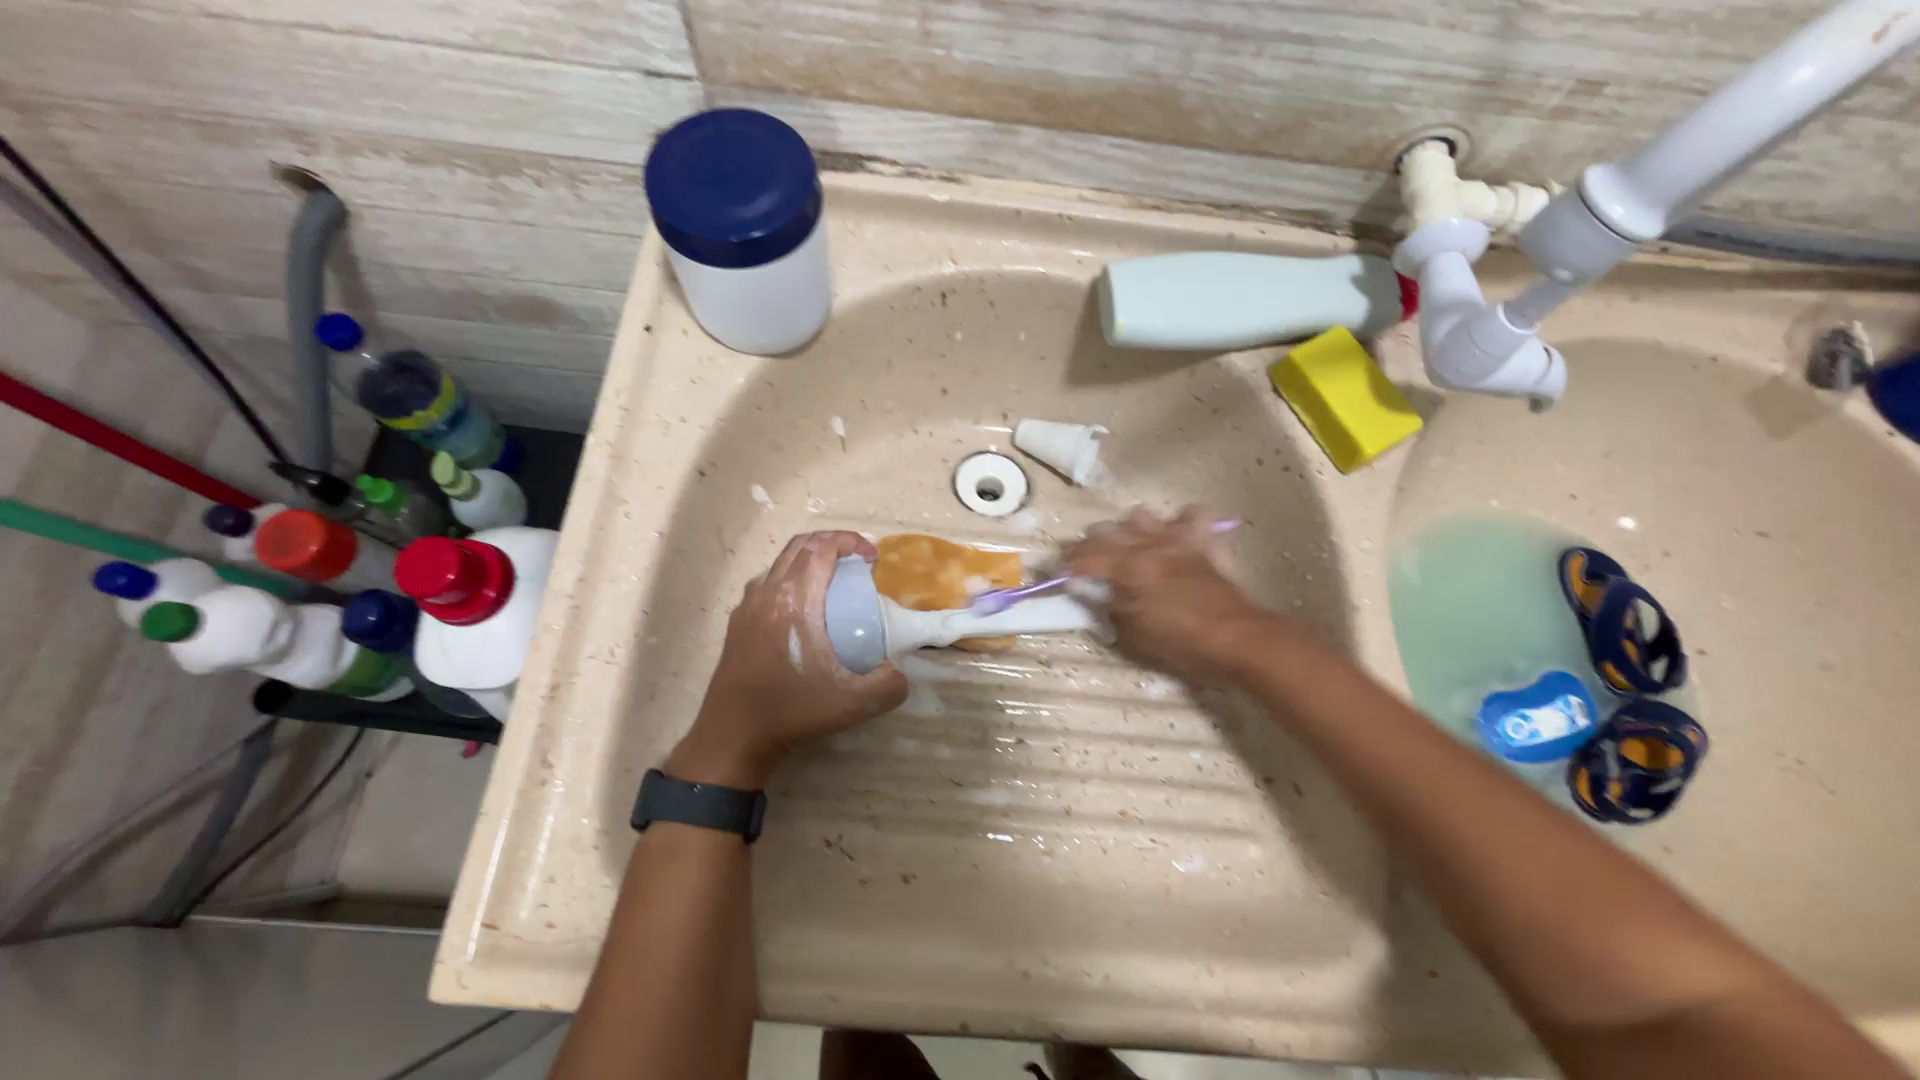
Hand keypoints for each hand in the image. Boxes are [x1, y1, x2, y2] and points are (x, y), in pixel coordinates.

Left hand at [669, 531, 909, 786]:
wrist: (733, 736)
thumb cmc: (791, 713)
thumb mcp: (852, 705)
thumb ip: (887, 686)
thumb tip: (899, 674)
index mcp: (795, 602)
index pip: (821, 548)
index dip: (849, 541)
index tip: (871, 556)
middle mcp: (767, 594)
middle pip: (799, 547)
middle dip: (831, 544)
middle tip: (857, 563)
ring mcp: (747, 608)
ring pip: (779, 564)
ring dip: (808, 561)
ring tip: (831, 583)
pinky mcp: (737, 624)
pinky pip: (764, 585)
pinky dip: (788, 581)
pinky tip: (802, 611)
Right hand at [1063, 506, 1280, 684]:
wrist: (1239, 641)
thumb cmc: (1183, 646)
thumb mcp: (1133, 636)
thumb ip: (1107, 607)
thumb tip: (1087, 589)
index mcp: (1129, 569)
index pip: (1084, 558)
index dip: (1065, 566)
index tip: (1054, 574)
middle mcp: (1149, 546)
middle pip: (1105, 532)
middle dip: (1086, 546)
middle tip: (1080, 564)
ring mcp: (1177, 541)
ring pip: (1140, 516)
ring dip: (1125, 529)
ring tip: (1123, 547)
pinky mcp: (1202, 544)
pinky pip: (1191, 516)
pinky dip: (1178, 522)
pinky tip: (1172, 536)